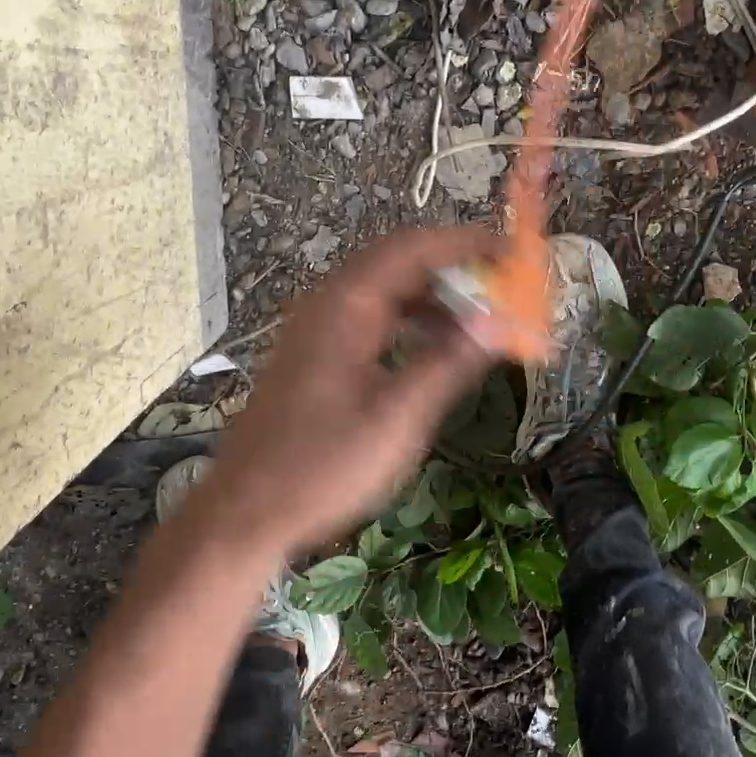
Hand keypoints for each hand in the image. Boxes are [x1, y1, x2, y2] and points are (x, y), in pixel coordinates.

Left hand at [197, 227, 501, 550]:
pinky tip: (438, 346)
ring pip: (386, 290)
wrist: (243, 513)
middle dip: (456, 267)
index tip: (513, 250)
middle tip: (505, 282)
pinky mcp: (316, 352)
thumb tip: (499, 320)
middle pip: (400, 262)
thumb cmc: (322, 467)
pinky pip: (373, 316)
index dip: (466, 243)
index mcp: (347, 306)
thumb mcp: (398, 418)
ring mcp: (318, 327)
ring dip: (436, 295)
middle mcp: (329, 303)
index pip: (414, 248)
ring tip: (482, 316)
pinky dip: (412, 319)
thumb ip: (450, 363)